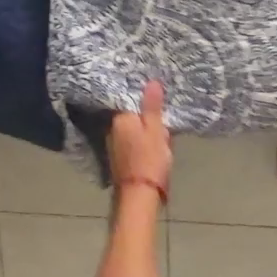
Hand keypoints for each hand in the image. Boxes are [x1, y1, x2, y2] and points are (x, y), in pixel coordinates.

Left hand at [108, 80, 171, 198]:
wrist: (139, 194)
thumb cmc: (150, 159)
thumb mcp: (156, 130)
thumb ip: (152, 107)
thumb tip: (152, 81)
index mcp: (120, 119)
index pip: (130, 101)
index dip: (146, 104)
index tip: (159, 107)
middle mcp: (112, 129)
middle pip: (131, 117)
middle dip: (147, 120)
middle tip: (164, 128)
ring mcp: (113, 146)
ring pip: (131, 131)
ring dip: (144, 133)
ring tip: (161, 141)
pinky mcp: (118, 160)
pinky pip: (131, 144)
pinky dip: (140, 145)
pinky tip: (151, 151)